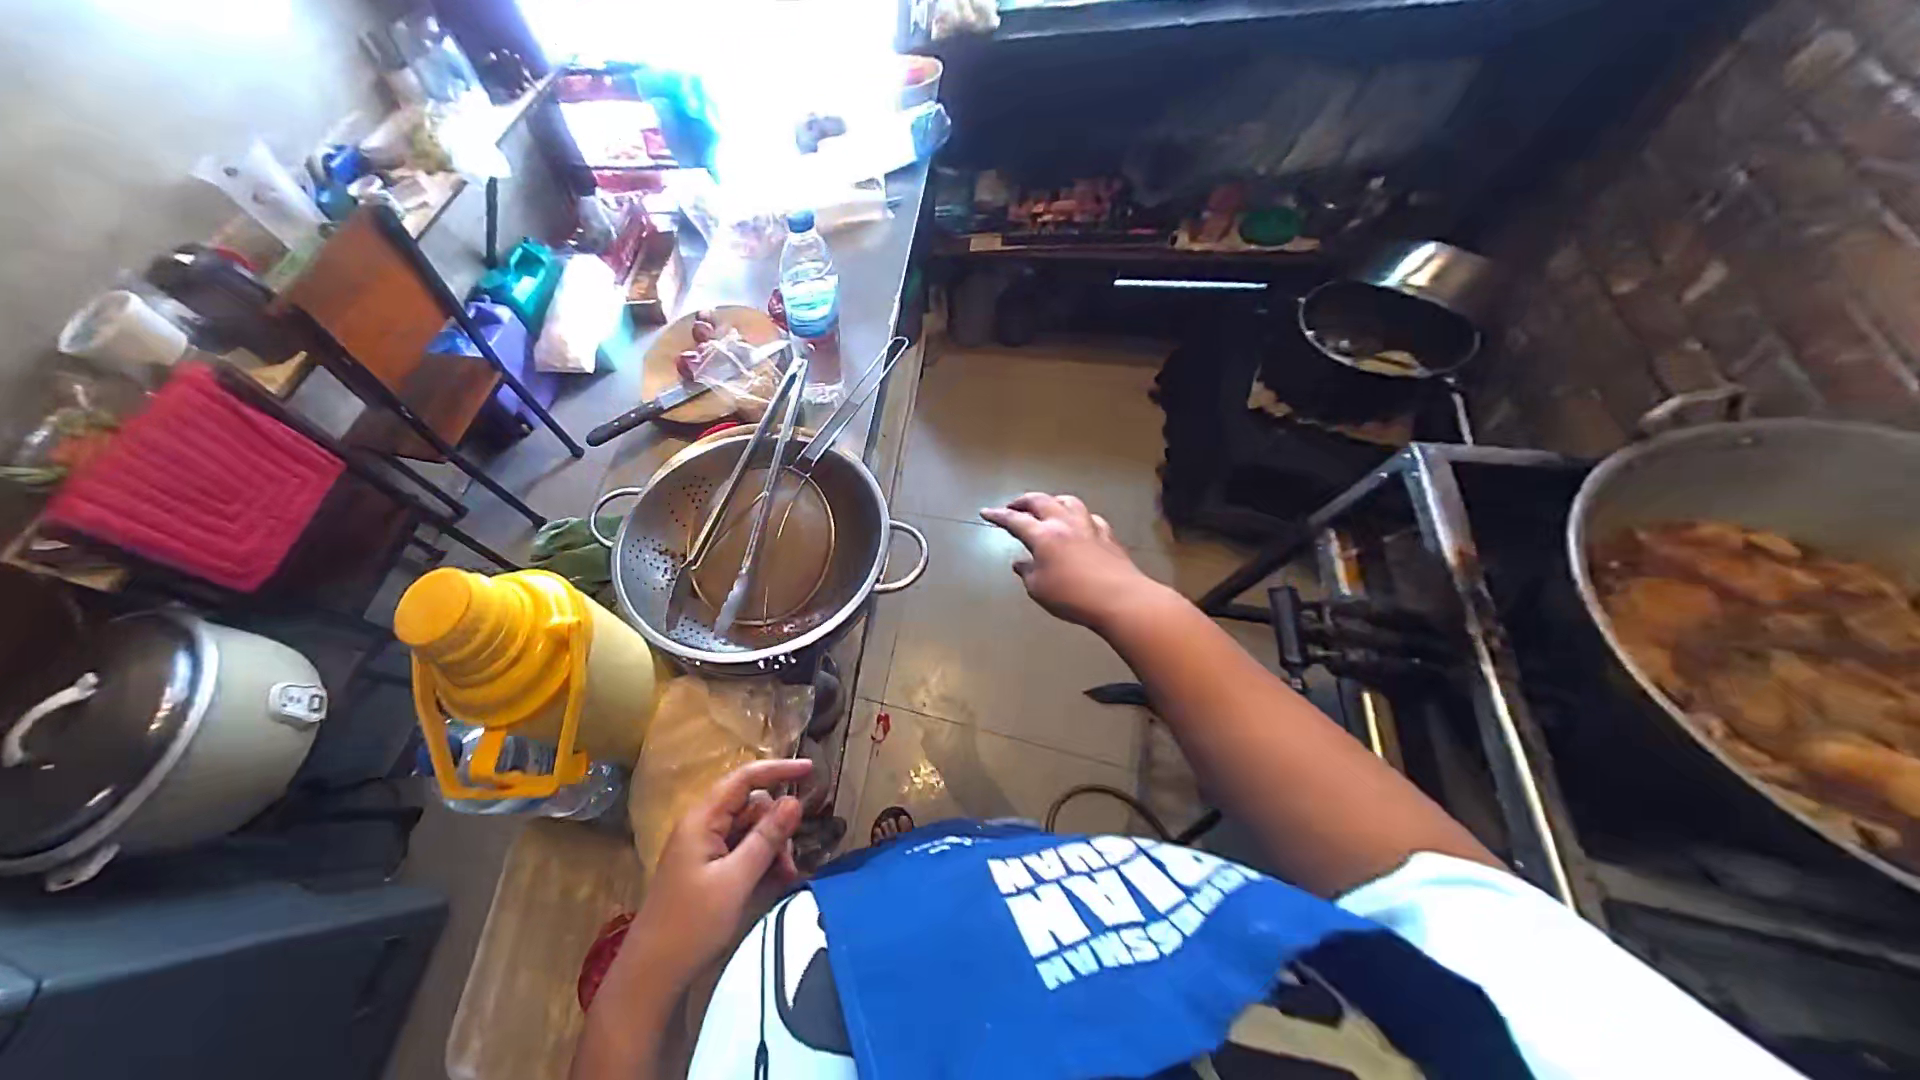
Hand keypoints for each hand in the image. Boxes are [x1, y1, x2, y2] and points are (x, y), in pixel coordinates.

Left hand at [625, 758, 811, 984]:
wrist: (652, 976)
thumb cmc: (691, 925)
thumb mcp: (736, 880)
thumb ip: (766, 838)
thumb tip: (795, 801)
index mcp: (703, 820)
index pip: (744, 778)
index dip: (778, 770)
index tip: (811, 769)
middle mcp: (703, 826)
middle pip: (752, 806)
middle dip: (777, 826)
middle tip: (789, 860)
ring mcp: (705, 847)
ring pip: (752, 829)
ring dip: (772, 848)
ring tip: (783, 877)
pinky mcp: (709, 868)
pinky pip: (744, 850)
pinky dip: (762, 861)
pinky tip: (774, 881)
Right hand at [980, 493, 1167, 629]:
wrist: (1118, 598)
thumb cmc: (1071, 596)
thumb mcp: (1038, 589)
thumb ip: (1027, 572)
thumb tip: (1021, 564)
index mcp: (1043, 535)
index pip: (1014, 520)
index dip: (998, 515)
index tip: (986, 512)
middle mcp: (1064, 523)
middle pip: (1040, 501)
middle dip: (1023, 501)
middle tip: (1012, 506)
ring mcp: (1088, 526)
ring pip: (1068, 502)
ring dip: (1052, 501)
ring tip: (1046, 507)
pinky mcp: (1107, 536)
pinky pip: (1090, 517)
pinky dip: (1078, 516)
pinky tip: (1079, 524)